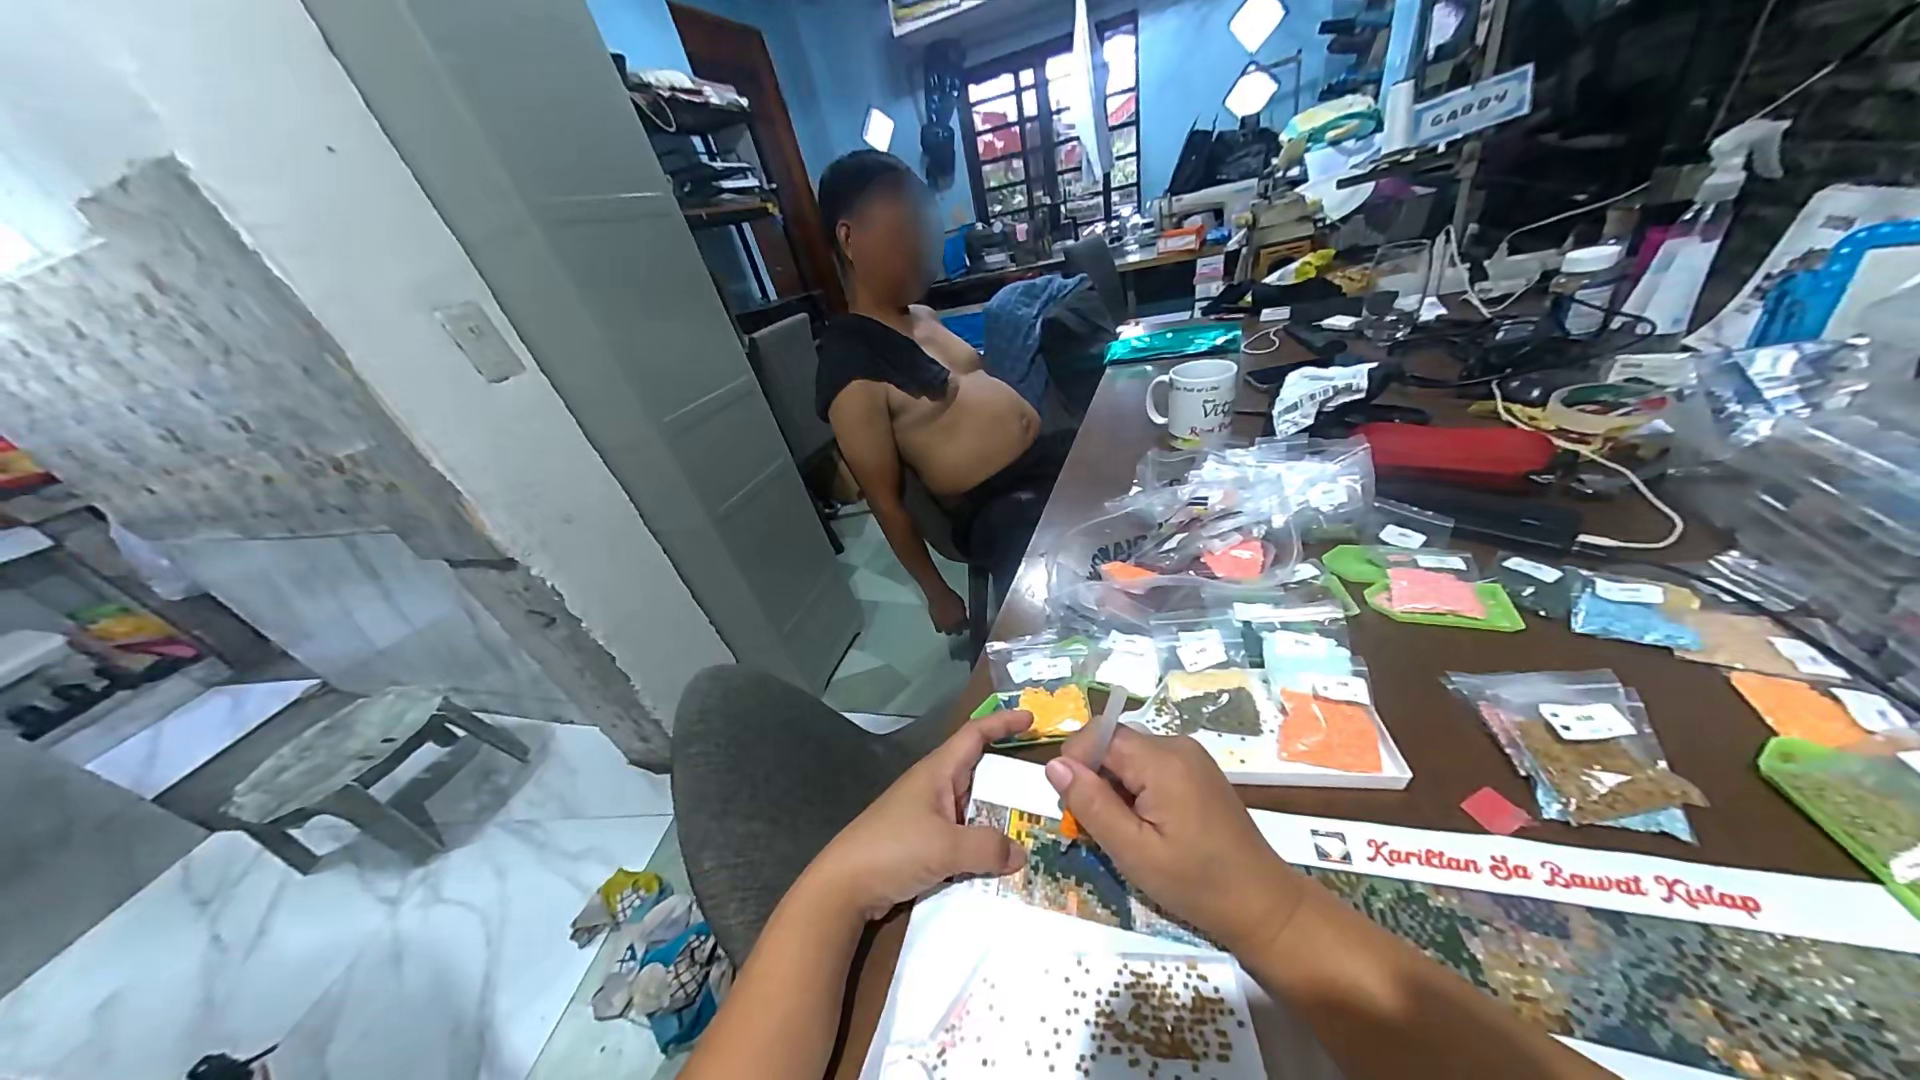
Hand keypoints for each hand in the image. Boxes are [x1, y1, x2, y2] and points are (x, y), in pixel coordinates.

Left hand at [805, 710, 1033, 920]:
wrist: (843, 887)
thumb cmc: (892, 850)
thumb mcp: (945, 847)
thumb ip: (987, 847)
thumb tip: (1020, 853)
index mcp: (937, 772)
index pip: (974, 734)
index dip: (1002, 723)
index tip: (1032, 718)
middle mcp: (934, 787)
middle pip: (978, 770)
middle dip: (1009, 775)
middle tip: (1045, 784)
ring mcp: (928, 815)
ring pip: (973, 806)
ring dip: (999, 815)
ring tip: (1033, 826)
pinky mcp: (923, 842)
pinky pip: (963, 833)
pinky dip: (983, 841)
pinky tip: (1001, 860)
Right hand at [925, 584, 968, 634]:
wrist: (938, 595)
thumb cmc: (950, 597)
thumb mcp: (962, 604)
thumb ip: (963, 613)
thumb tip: (963, 616)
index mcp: (961, 622)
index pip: (966, 628)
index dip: (966, 625)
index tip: (966, 623)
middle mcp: (952, 626)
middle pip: (958, 632)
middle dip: (959, 628)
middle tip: (958, 623)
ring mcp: (944, 626)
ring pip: (948, 632)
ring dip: (950, 629)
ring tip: (950, 624)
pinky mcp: (935, 625)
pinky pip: (939, 629)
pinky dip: (941, 627)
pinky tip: (942, 623)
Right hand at [1046, 727, 1307, 954]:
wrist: (1264, 905)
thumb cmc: (1195, 883)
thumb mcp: (1132, 850)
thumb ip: (1090, 803)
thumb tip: (1053, 765)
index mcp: (1161, 760)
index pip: (1098, 733)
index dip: (1076, 761)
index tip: (1073, 805)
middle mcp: (1176, 745)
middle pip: (1113, 743)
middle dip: (1093, 777)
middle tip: (1093, 826)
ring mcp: (1190, 756)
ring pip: (1128, 755)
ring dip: (1112, 786)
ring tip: (1121, 831)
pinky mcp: (1196, 770)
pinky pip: (1149, 765)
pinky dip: (1134, 788)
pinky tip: (1143, 825)